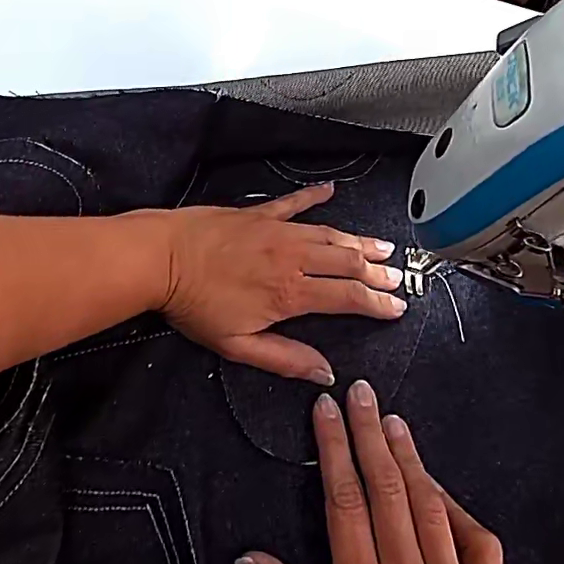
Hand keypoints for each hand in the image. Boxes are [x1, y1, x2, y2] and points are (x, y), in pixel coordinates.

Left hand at [138, 183, 406, 383]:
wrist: (164, 257)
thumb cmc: (196, 304)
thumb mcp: (238, 345)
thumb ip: (285, 358)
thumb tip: (323, 373)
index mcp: (291, 293)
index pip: (348, 297)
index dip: (377, 302)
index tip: (397, 306)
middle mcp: (294, 258)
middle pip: (348, 262)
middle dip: (378, 271)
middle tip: (398, 276)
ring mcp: (280, 230)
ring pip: (331, 234)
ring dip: (359, 241)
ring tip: (382, 245)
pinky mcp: (262, 214)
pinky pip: (297, 202)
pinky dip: (315, 196)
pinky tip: (330, 191)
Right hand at [235, 381, 505, 563]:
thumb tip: (251, 559)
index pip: (345, 501)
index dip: (333, 448)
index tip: (326, 410)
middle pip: (386, 491)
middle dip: (369, 435)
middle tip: (360, 393)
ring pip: (430, 506)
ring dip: (410, 459)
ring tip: (393, 421)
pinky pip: (479, 546)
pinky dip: (460, 511)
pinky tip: (443, 489)